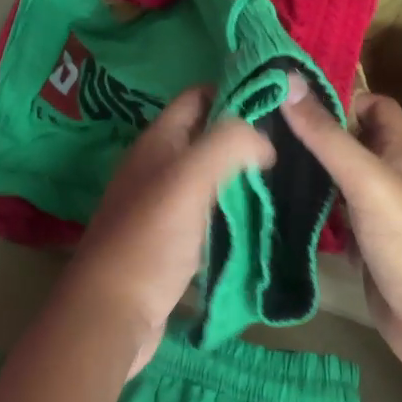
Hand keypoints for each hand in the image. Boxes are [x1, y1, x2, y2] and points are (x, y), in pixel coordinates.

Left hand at [61, 85, 274, 375]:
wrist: (112, 311)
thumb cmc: (150, 236)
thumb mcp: (191, 177)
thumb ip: (229, 144)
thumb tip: (264, 140)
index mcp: (157, 140)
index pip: (197, 96)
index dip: (233, 91)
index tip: (277, 102)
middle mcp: (156, 165)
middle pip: (204, 135)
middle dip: (243, 135)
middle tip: (289, 145)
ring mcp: (160, 203)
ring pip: (208, 175)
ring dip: (240, 175)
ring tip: (284, 180)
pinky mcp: (168, 240)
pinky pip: (207, 212)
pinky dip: (231, 210)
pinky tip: (259, 219)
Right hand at [279, 76, 401, 376]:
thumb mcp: (367, 180)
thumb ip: (327, 136)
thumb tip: (288, 80)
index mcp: (398, 153)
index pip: (376, 106)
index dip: (345, 96)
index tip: (299, 96)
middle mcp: (387, 178)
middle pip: (349, 142)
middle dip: (314, 132)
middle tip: (264, 125)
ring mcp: (374, 215)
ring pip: (335, 180)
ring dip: (306, 172)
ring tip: (259, 159)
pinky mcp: (361, 248)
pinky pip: (330, 218)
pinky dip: (308, 211)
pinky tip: (276, 206)